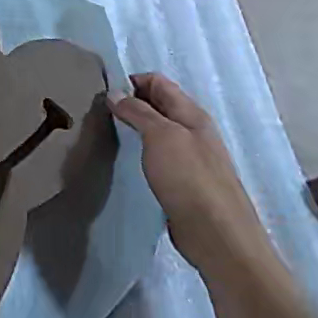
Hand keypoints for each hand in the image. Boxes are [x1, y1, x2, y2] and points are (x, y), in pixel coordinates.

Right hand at [112, 73, 277, 279]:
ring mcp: (190, 158)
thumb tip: (115, 92)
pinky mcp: (183, 183)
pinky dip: (141, 153)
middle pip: (158, 105)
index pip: (158, 82)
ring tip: (108, 134)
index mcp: (191, 113)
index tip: (104, 91)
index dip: (132, 81)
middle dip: (131, 103)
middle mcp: (192, 131)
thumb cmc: (189, 178)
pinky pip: (158, 157)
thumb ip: (138, 112)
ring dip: (135, 129)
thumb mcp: (161, 136)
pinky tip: (126, 162)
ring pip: (157, 132)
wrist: (217, 236)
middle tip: (100, 112)